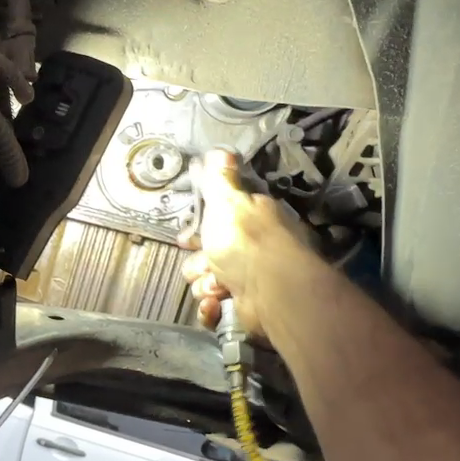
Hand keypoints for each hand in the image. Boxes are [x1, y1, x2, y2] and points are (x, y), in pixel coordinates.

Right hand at [179, 150, 311, 336]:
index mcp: (253, 219)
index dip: (200, 230)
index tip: (188, 237)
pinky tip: (216, 304)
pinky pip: (215, 309)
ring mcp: (251, 280)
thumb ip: (220, 179)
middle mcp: (254, 249)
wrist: (271, 290)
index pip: (219, 222)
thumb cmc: (246, 241)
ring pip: (208, 282)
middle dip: (200, 263)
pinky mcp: (246, 307)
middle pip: (209, 255)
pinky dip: (211, 309)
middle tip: (205, 264)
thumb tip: (220, 151)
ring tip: (216, 286)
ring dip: (204, 285)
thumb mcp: (228, 202)